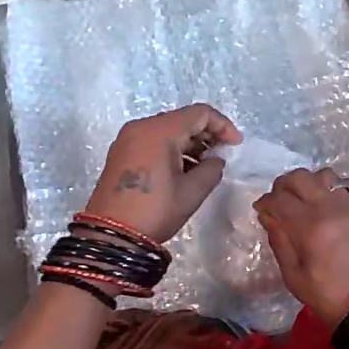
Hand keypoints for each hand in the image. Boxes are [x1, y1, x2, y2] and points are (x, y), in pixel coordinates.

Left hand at [83, 104, 242, 242]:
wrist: (112, 235)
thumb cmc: (155, 211)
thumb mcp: (192, 192)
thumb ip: (212, 169)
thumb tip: (215, 160)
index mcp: (159, 132)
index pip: (199, 113)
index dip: (222, 125)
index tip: (236, 145)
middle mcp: (141, 127)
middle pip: (182, 118)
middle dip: (206, 134)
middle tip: (222, 155)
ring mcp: (128, 139)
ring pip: (167, 130)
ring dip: (190, 142)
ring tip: (206, 165)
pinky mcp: (122, 153)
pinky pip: (153, 141)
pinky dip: (173, 149)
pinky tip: (185, 169)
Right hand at [254, 168, 348, 324]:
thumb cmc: (327, 293)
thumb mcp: (293, 275)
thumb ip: (279, 241)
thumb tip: (268, 217)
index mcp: (309, 227)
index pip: (279, 199)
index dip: (265, 201)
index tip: (261, 208)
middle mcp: (330, 208)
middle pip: (300, 177)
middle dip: (284, 184)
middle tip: (280, 198)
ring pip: (326, 174)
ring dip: (311, 182)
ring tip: (307, 197)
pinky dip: (339, 185)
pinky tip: (333, 199)